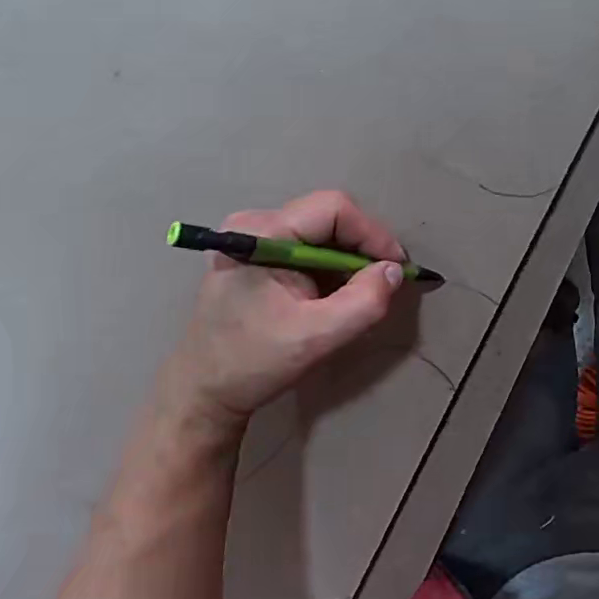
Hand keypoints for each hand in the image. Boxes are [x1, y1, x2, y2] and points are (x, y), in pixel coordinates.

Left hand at [156, 191, 407, 439]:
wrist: (202, 389)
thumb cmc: (253, 363)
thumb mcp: (316, 338)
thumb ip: (363, 302)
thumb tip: (394, 271)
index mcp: (262, 233)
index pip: (333, 209)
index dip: (372, 234)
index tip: (396, 268)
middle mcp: (254, 223)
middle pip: (326, 216)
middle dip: (361, 247)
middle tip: (384, 283)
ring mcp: (252, 236)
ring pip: (319, 230)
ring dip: (346, 258)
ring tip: (361, 292)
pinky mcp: (254, 253)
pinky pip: (305, 245)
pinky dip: (329, 266)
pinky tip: (335, 295)